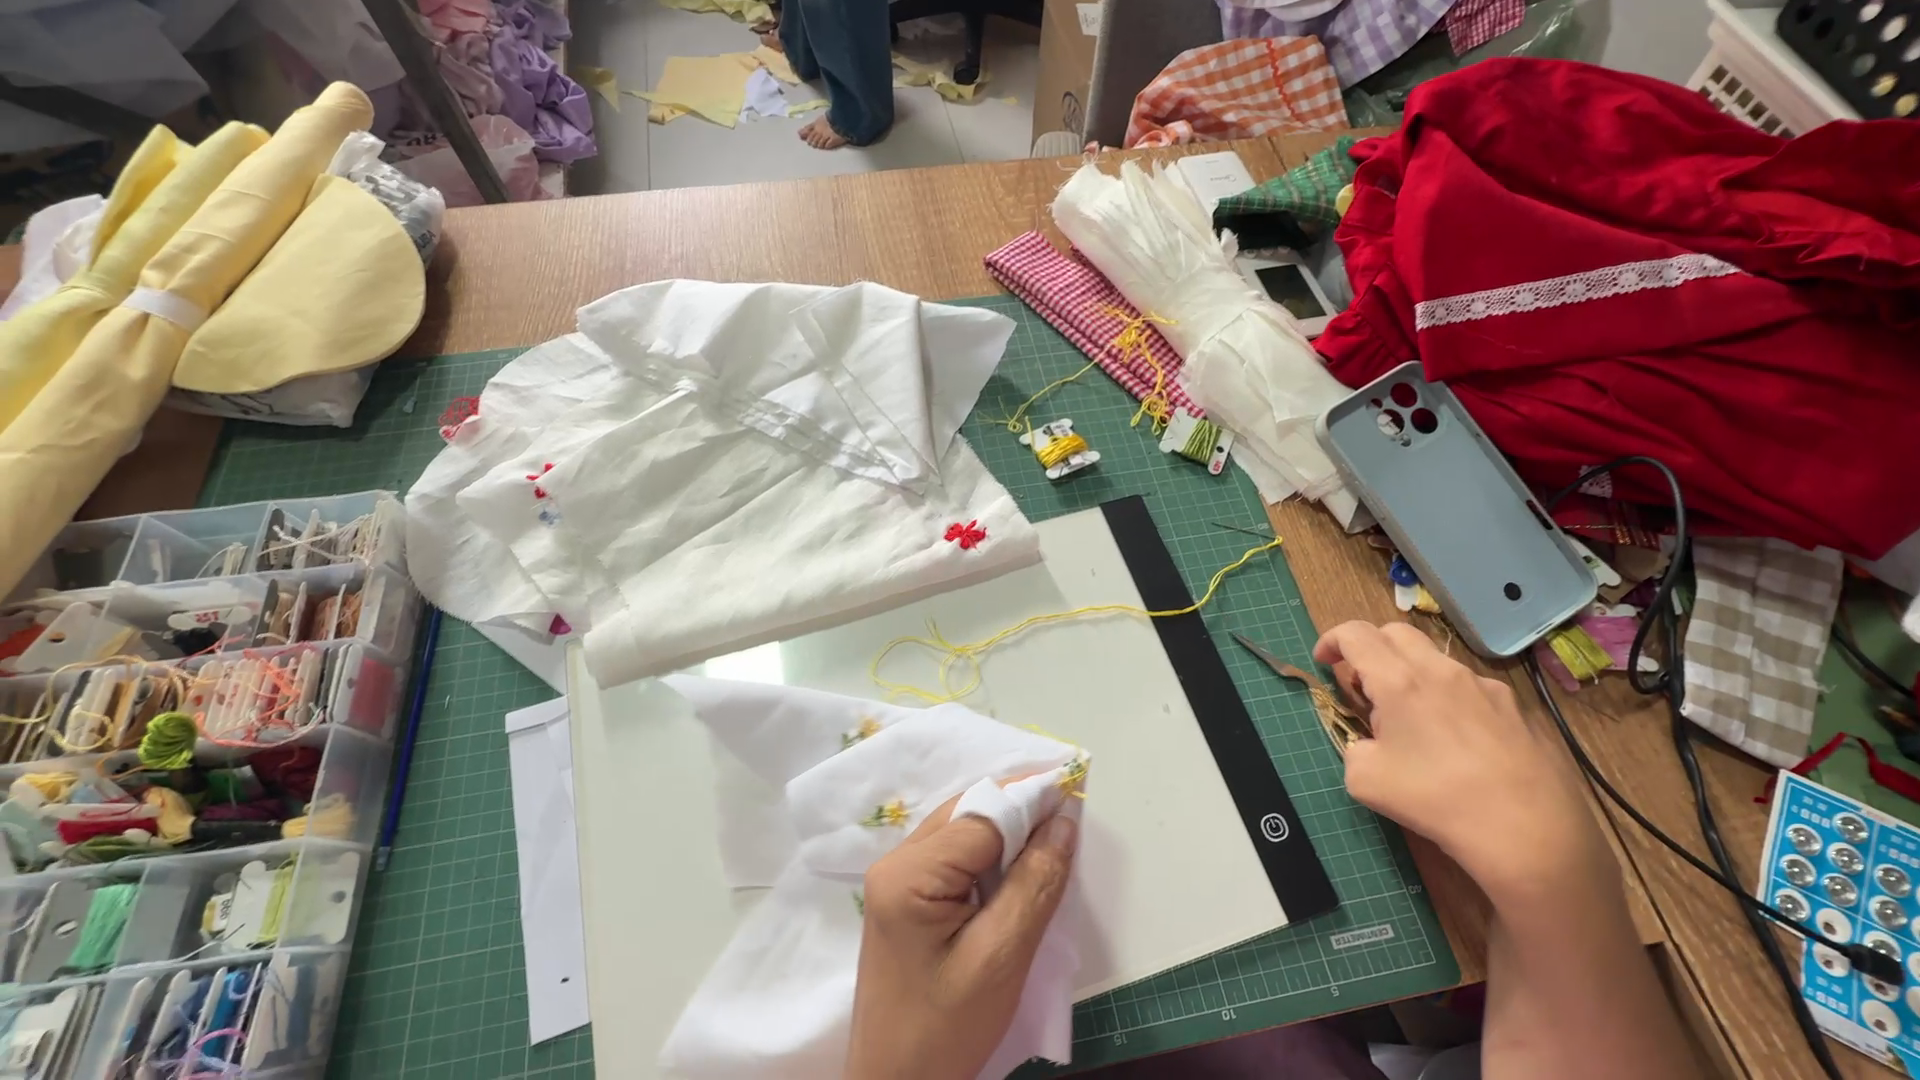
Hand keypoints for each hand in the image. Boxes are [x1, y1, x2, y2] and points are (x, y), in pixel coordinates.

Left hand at [845, 792, 1078, 1079]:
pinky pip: (954, 856)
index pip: (980, 817)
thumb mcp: (1000, 958)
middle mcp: (896, 863)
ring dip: (1006, 829)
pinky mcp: (906, 899)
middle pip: (967, 814)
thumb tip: (1061, 822)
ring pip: (961, 831)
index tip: (1073, 787)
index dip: (1029, 802)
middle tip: (1067, 809)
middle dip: (1018, 808)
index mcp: (909, 873)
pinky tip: (1018, 864)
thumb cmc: (945, 1030)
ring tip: (1051, 833)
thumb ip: (1033, 884)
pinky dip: (990, 853)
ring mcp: (896, 880)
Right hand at [1314, 621, 1607, 904]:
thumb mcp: (1365, 780)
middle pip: (1396, 633)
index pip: (1355, 634)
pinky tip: (1459, 744)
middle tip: (1364, 686)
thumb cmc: (1436, 801)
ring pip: (1436, 661)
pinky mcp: (1517, 709)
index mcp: (1398, 680)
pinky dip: (1449, 700)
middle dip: (1371, 649)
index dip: (1332, 641)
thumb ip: (1356, 746)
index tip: (1325, 663)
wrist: (1531, 833)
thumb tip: (1372, 742)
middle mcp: (1441, 671)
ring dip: (1412, 675)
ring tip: (1414, 722)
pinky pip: (1470, 689)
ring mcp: (1485, 687)